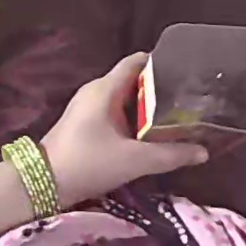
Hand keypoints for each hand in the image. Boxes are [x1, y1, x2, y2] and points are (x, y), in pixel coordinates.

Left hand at [41, 53, 208, 206]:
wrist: (42, 184)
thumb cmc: (88, 163)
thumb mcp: (134, 161)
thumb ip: (171, 155)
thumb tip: (203, 152)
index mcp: (104, 88)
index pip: (137, 61)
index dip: (162, 63)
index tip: (187, 72)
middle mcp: (95, 93)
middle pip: (133, 81)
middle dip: (160, 90)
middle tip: (190, 99)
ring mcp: (87, 110)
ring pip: (124, 101)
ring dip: (147, 108)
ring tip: (178, 117)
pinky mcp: (84, 127)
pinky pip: (115, 116)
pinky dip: (133, 121)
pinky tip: (151, 135)